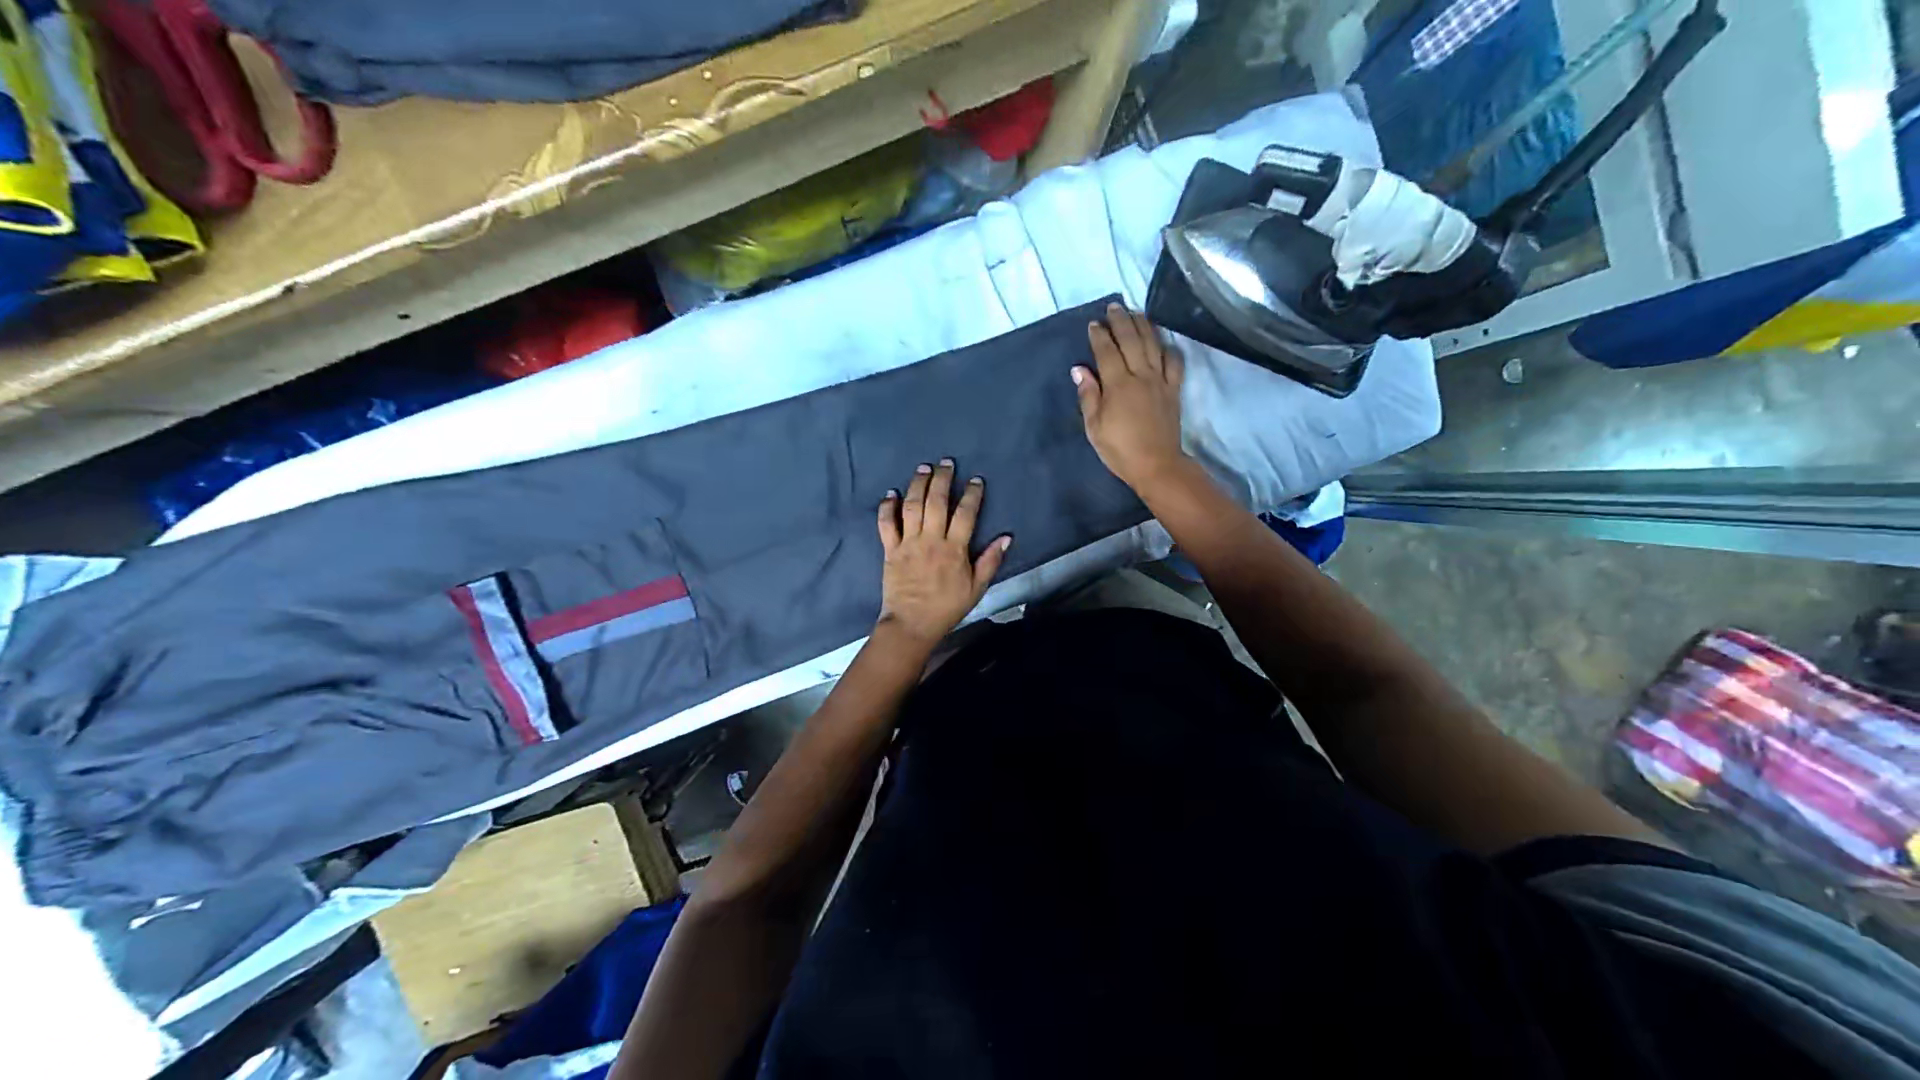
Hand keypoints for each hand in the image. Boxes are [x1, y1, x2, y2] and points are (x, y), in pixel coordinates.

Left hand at [875, 459, 1011, 648]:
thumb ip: (990, 560)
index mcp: (954, 549)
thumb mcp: (976, 588)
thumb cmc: (947, 607)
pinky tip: (890, 493)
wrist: (912, 624)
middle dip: (942, 479)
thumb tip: (1006, 537)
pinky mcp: (890, 550)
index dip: (972, 494)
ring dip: (917, 485)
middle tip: (946, 463)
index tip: (976, 480)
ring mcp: (908, 543)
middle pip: (936, 502)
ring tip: (923, 468)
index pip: (966, 514)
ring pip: (912, 506)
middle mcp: (930, 540)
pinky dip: (887, 507)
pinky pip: (886, 524)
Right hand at [1076, 303, 1188, 494]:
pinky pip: (1174, 362)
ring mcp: (1160, 381)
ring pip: (1153, 345)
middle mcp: (1141, 375)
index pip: (1107, 351)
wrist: (1157, 465)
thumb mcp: (1094, 426)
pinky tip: (1163, 342)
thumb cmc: (1119, 449)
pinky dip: (1168, 348)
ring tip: (1136, 313)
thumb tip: (1079, 370)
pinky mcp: (1173, 390)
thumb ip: (1088, 395)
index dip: (1099, 336)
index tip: (1093, 324)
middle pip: (1131, 340)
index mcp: (1118, 384)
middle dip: (1121, 321)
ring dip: (1144, 326)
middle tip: (1114, 307)